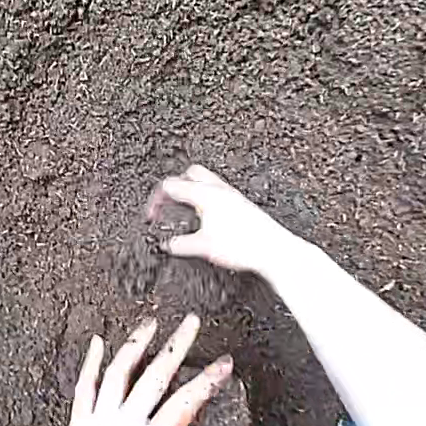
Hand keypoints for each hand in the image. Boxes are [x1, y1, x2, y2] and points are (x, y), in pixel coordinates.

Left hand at [8, 315, 237, 425]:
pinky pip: (85, 387)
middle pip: (154, 376)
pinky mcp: (77, 425)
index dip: (208, 381)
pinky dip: (91, 363)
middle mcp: (124, 425)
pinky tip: (96, 343)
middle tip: (191, 322)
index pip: (185, 404)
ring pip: (119, 372)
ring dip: (136, 344)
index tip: (224, 363)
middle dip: (176, 346)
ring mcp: (98, 421)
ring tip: (151, 322)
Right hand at [145, 165, 307, 276]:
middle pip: (190, 174)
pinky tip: (207, 217)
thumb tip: (168, 244)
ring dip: (192, 191)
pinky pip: (218, 192)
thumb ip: (181, 244)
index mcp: (205, 194)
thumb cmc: (244, 245)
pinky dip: (206, 199)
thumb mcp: (203, 247)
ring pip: (206, 181)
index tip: (152, 214)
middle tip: (168, 204)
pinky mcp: (242, 204)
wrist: (273, 251)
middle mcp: (219, 189)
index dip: (156, 199)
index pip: (171, 185)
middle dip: (176, 186)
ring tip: (185, 210)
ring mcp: (232, 195)